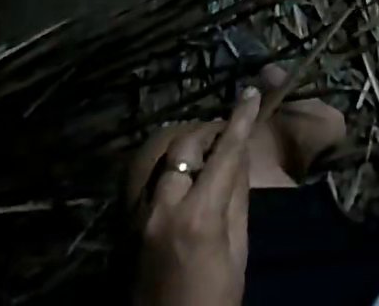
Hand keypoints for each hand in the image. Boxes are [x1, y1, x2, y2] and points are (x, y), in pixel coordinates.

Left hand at [131, 89, 259, 305]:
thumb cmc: (214, 303)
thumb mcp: (236, 253)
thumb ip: (236, 198)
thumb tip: (239, 157)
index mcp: (198, 214)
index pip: (225, 152)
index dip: (240, 119)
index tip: (250, 94)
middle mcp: (163, 206)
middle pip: (184, 146)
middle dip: (208, 131)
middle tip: (227, 132)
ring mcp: (140, 217)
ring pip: (164, 162)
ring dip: (188, 151)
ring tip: (208, 156)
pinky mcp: (128, 228)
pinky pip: (152, 184)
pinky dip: (172, 173)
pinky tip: (187, 182)